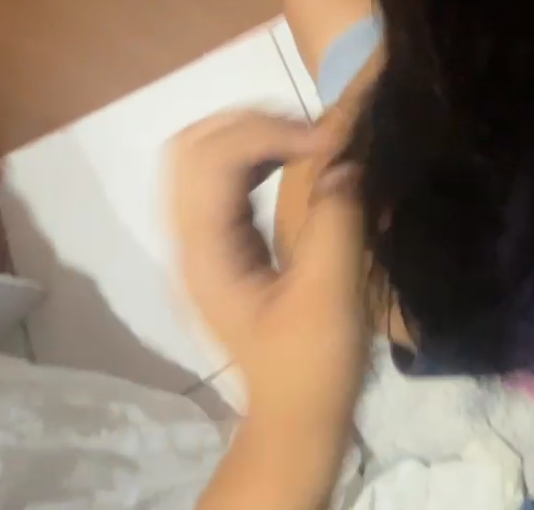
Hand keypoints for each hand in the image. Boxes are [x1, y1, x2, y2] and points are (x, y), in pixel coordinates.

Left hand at [168, 110, 366, 436]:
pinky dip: (259, 151)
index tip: (329, 141)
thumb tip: (345, 165)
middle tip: (314, 132)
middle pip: (192, 145)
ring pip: (202, 152)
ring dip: (256, 131)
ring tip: (310, 139)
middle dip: (254, 121)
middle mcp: (188, 240)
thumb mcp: (330, 298)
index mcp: (206, 255)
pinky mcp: (219, 240)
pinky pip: (223, 173)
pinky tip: (298, 158)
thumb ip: (335, 224)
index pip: (211, 161)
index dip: (269, 133)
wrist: (295, 413)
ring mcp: (198, 239)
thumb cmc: (311, 365)